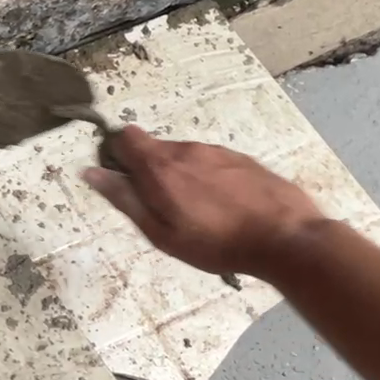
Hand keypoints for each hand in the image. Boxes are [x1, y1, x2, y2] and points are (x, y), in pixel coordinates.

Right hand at [83, 126, 328, 276]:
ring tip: (194, 207)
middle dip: (147, 167)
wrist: (289, 240)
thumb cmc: (215, 243)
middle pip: (153, 146)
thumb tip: (91, 172)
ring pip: (182, 154)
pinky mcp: (242, 158)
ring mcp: (217, 151)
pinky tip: (221, 203)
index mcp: (159, 166)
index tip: (121, 177)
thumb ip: (124, 198)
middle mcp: (186, 150)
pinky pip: (209, 160)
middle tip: (160, 203)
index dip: (116, 153)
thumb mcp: (159, 231)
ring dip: (178, 173)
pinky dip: (205, 176)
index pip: (124, 137)